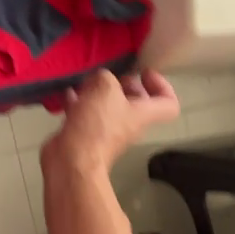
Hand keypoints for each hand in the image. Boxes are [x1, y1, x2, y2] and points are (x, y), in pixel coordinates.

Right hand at [41, 69, 179, 178]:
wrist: (72, 160)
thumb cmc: (96, 124)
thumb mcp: (104, 89)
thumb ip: (105, 77)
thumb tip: (98, 79)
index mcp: (143, 113)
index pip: (168, 103)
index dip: (162, 85)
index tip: (143, 73)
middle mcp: (128, 123)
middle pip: (134, 103)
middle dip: (122, 85)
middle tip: (108, 74)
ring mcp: (106, 131)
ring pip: (107, 107)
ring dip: (96, 93)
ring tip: (83, 81)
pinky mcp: (84, 136)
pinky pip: (85, 114)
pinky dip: (78, 103)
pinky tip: (66, 93)